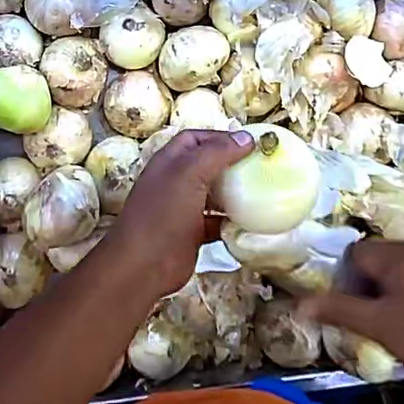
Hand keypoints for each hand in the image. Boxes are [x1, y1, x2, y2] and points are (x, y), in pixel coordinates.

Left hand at [97, 129, 253, 300]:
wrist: (143, 266)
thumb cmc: (164, 212)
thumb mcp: (190, 173)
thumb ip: (217, 152)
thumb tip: (246, 137)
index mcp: (170, 161)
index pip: (195, 138)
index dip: (220, 137)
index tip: (248, 143)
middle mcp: (175, 181)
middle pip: (206, 165)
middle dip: (231, 164)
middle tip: (259, 167)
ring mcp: (183, 208)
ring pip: (213, 194)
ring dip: (234, 193)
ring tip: (260, 192)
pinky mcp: (192, 233)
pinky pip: (217, 222)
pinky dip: (232, 221)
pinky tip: (251, 222)